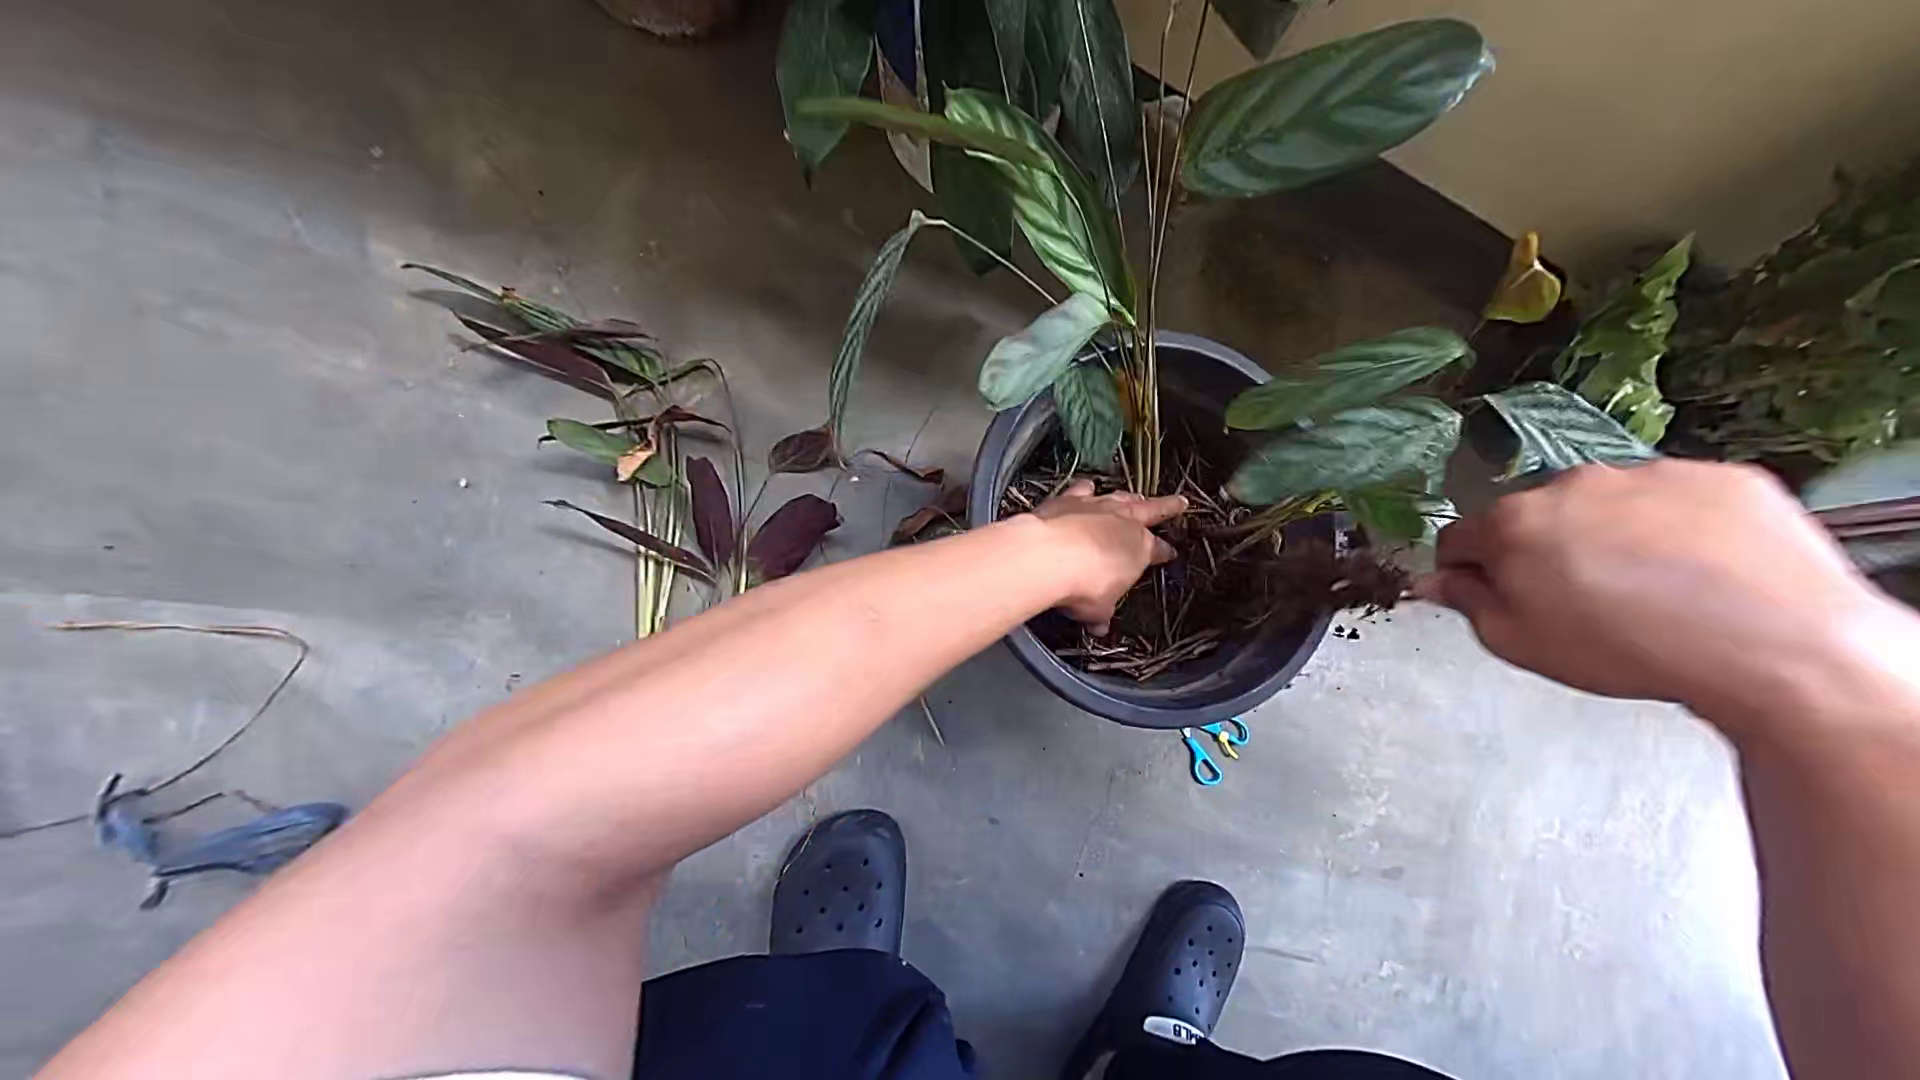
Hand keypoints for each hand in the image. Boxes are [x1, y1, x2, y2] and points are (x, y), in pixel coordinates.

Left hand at [1031, 480, 1185, 634]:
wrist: (1048, 557)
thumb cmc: (1082, 584)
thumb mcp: (1098, 609)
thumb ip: (1101, 614)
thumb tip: (1099, 625)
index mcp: (1140, 548)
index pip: (1159, 550)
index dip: (1164, 553)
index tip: (1168, 555)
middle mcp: (1122, 521)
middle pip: (1152, 510)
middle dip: (1167, 507)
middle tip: (1179, 502)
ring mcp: (1096, 506)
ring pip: (1120, 497)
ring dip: (1129, 497)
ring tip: (1136, 496)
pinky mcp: (1067, 499)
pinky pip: (1082, 489)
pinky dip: (1085, 489)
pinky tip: (1085, 487)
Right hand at [1416, 460, 1909, 729]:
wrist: (1777, 648)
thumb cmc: (1628, 650)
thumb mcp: (1516, 641)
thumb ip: (1466, 602)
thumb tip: (1437, 581)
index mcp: (1510, 524)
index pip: (1459, 538)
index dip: (1467, 570)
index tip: (1491, 592)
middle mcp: (1569, 485)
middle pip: (1531, 517)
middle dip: (1538, 549)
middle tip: (1573, 596)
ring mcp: (1647, 475)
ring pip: (1600, 504)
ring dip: (1602, 534)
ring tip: (1643, 586)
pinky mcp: (1718, 477)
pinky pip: (1672, 497)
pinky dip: (1671, 526)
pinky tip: (1691, 569)